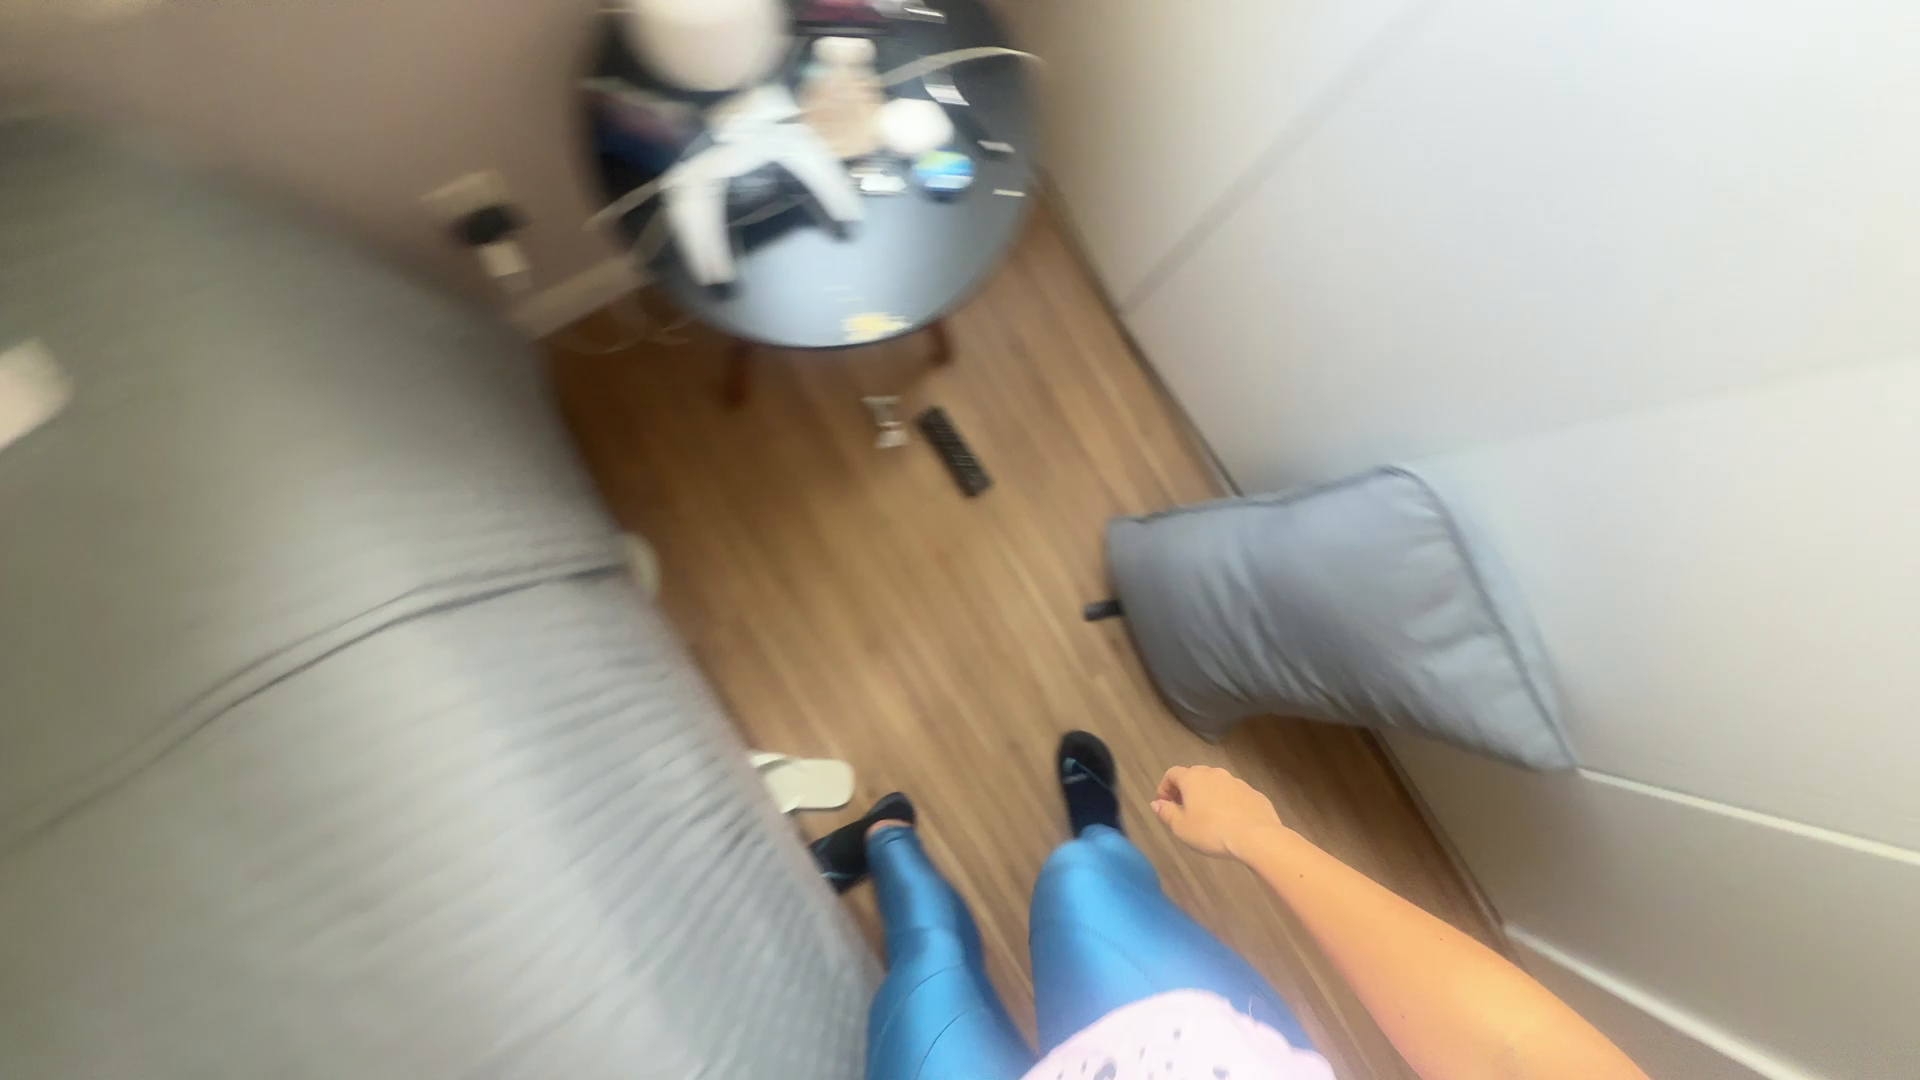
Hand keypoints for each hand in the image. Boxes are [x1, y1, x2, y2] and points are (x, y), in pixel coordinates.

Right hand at [1152, 766, 1285, 859]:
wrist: (1257, 836)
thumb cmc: (1212, 831)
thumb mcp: (1182, 827)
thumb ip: (1166, 813)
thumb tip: (1156, 803)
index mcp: (1192, 778)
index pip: (1172, 773)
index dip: (1164, 787)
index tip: (1164, 804)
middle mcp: (1213, 774)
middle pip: (1194, 776)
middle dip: (1186, 790)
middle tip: (1184, 810)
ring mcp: (1236, 781)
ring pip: (1216, 784)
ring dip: (1208, 796)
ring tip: (1208, 817)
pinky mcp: (1254, 793)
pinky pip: (1234, 795)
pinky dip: (1228, 803)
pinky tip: (1230, 821)